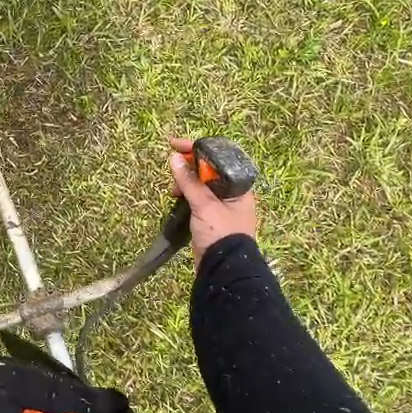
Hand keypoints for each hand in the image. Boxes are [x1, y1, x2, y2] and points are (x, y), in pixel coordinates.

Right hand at [168, 136, 258, 264]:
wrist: (224, 268)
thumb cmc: (220, 233)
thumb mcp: (204, 205)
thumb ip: (189, 181)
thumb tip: (173, 157)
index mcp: (239, 186)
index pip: (217, 158)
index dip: (196, 149)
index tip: (174, 144)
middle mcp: (233, 193)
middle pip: (208, 170)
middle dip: (188, 167)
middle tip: (172, 170)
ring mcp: (222, 205)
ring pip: (200, 184)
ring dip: (185, 182)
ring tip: (174, 191)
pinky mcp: (211, 216)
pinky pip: (197, 198)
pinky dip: (186, 195)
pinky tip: (177, 199)